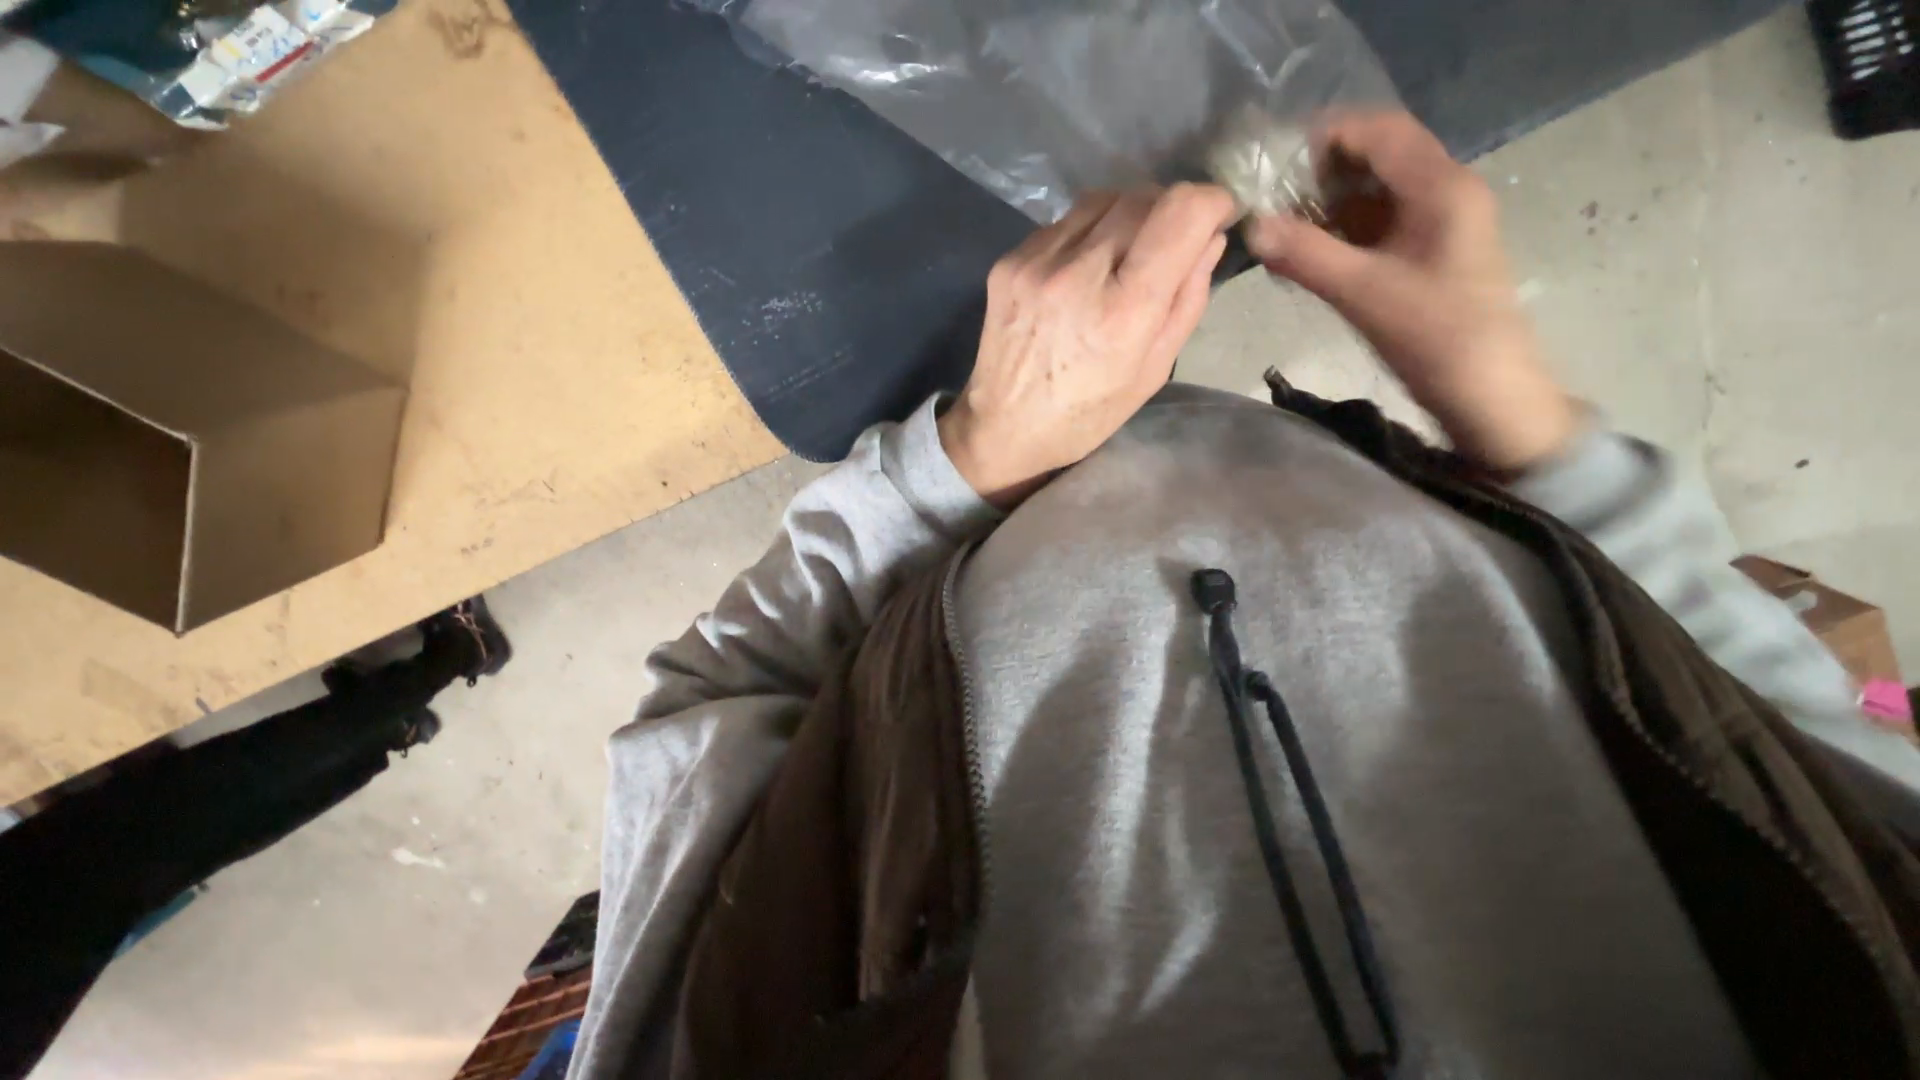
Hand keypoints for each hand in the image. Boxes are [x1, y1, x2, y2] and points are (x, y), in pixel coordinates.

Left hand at [941, 184, 1236, 507]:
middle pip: (1144, 196)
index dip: (1210, 203)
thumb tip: (1211, 236)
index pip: (1180, 212)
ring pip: (1104, 198)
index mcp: (1122, 312)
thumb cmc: (1087, 414)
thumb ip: (1188, 299)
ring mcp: (1036, 263)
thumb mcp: (1154, 369)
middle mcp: (1077, 275)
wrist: (1003, 427)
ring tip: (1125, 258)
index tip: (1216, 217)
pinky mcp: (1008, 260)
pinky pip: (1066, 221)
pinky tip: (1083, 272)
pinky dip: (1089, 233)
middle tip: (1171, 244)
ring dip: (1128, 215)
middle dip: (1171, 210)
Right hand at [1245, 111, 1578, 471]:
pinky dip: (1343, 228)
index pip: (1381, 130)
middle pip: (1379, 155)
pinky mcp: (1430, 252)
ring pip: (1378, 190)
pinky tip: (1308, 251)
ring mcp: (1440, 222)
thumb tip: (1252, 226)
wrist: (1487, 392)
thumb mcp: (1362, 293)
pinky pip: (1381, 222)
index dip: (1327, 135)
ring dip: (1329, 201)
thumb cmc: (1434, 337)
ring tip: (1281, 225)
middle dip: (1323, 170)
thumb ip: (1305, 255)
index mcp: (1441, 187)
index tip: (1275, 162)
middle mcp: (1446, 191)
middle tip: (1272, 197)